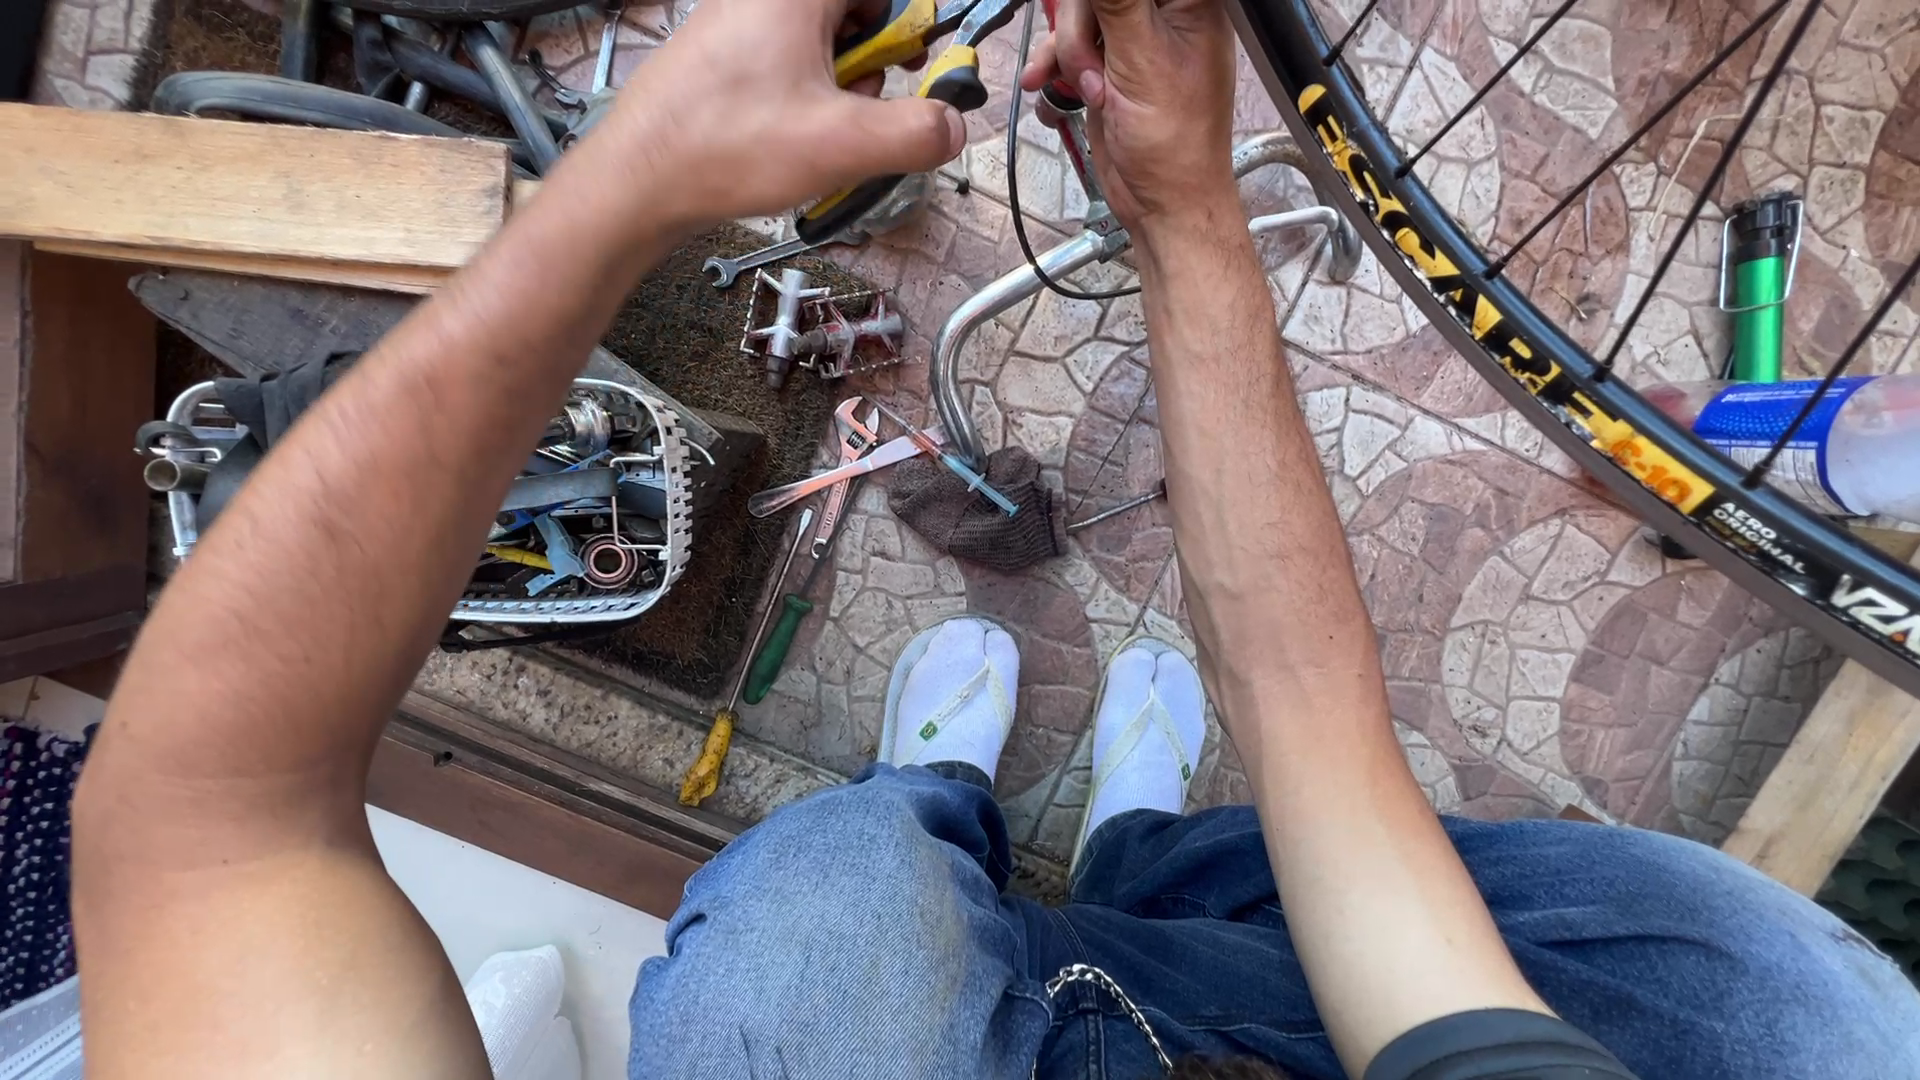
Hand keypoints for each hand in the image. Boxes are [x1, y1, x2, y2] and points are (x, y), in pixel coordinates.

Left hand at [578, 0, 967, 231]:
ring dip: (835, 92)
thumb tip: (954, 126)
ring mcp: (735, 25)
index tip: (916, 62)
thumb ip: (914, 133)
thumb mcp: (843, 145)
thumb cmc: (729, 148)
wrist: (642, 180)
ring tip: (818, 138)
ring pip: (814, 46)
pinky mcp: (720, 60)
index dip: (905, 24)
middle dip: (867, 66)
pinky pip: (782, 68)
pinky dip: (801, 103)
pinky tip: (787, 143)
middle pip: (847, 15)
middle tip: (859, 112)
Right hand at [1019, 0, 1237, 244]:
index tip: (1090, 27)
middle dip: (1079, 32)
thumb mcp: (1141, 60)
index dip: (1095, 4)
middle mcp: (1160, 16)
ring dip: (1063, 54)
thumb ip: (1116, 4)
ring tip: (1080, 93)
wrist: (1161, 203)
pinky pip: (1067, 54)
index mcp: (1187, 2)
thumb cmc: (1172, 143)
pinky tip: (1045, 89)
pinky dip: (1053, 72)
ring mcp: (1129, 45)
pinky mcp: (1105, 73)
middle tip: (1090, 77)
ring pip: (1077, 20)